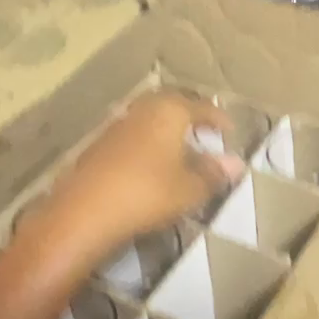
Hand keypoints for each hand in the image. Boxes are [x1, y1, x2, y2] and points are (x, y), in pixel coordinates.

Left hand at [30, 92, 245, 258]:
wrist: (83, 213)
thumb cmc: (147, 194)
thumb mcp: (189, 189)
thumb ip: (213, 173)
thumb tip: (235, 163)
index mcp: (169, 111)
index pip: (202, 107)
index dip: (218, 118)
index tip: (230, 129)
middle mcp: (143, 110)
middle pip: (172, 105)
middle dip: (190, 116)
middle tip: (205, 132)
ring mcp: (118, 125)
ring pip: (150, 119)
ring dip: (167, 130)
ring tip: (181, 148)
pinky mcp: (99, 145)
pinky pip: (134, 135)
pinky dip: (148, 143)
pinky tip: (152, 164)